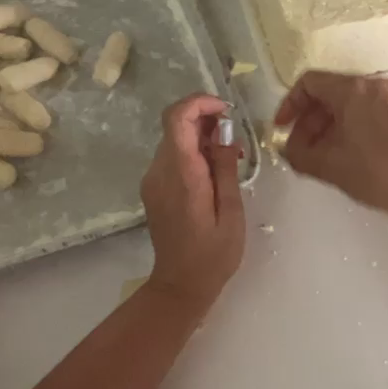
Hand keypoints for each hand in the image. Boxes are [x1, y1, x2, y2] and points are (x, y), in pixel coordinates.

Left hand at [141, 94, 245, 308]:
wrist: (180, 285)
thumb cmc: (213, 255)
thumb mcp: (231, 212)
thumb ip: (225, 169)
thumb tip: (223, 136)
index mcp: (181, 174)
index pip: (177, 118)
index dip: (200, 103)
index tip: (226, 111)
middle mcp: (160, 171)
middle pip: (175, 125)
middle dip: (206, 121)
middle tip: (235, 141)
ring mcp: (152, 180)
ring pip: (174, 141)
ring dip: (201, 139)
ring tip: (229, 159)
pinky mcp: (153, 189)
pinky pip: (172, 158)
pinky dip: (192, 154)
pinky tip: (213, 174)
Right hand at [273, 71, 387, 224]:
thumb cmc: (377, 173)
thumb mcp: (329, 166)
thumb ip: (299, 154)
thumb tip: (288, 149)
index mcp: (352, 89)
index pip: (309, 83)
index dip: (289, 105)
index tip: (282, 129)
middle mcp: (374, 85)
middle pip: (330, 93)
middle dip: (309, 121)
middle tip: (300, 149)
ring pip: (350, 104)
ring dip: (329, 126)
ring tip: (322, 156)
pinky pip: (368, 111)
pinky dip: (351, 127)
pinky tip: (348, 155)